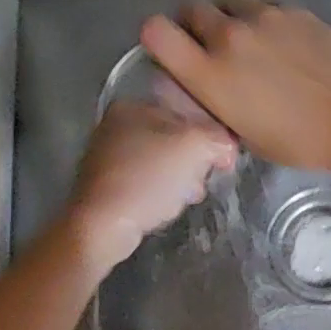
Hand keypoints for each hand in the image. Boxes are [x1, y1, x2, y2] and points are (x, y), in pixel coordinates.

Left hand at [65, 99, 238, 273]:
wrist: (103, 224)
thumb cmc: (148, 178)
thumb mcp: (193, 149)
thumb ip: (217, 139)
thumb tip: (227, 148)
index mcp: (132, 105)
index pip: (185, 113)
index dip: (210, 136)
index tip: (222, 161)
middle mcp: (116, 125)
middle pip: (174, 139)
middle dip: (193, 161)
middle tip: (201, 180)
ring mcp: (108, 156)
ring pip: (162, 163)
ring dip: (180, 180)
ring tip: (186, 197)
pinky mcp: (107, 185)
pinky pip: (146, 183)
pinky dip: (160, 193)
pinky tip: (166, 207)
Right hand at [140, 0, 330, 170]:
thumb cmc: (298, 141)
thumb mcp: (245, 135)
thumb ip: (219, 104)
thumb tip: (214, 90)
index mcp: (209, 75)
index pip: (155, 32)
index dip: (157, 38)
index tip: (171, 53)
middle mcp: (228, 37)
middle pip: (189, 9)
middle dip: (192, 24)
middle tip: (209, 46)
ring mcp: (262, 18)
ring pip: (227, 0)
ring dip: (227, 15)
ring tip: (245, 38)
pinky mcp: (291, 11)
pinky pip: (263, 5)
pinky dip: (261, 18)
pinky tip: (279, 41)